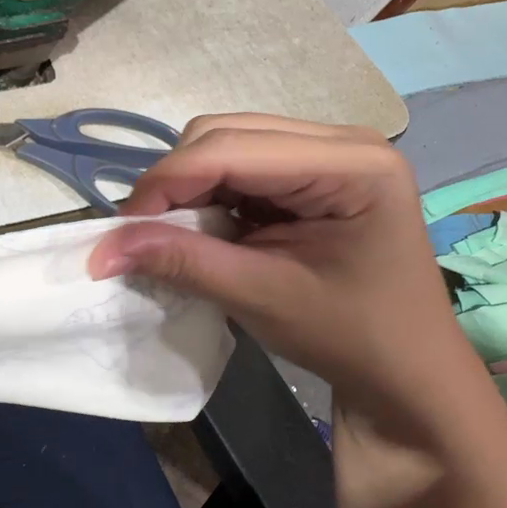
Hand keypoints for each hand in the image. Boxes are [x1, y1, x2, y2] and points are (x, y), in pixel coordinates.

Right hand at [89, 114, 485, 421]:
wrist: (406, 373)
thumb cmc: (350, 337)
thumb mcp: (261, 298)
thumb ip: (182, 262)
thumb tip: (100, 251)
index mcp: (352, 164)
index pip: (228, 148)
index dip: (164, 183)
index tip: (123, 233)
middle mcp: (342, 141)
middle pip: (221, 134)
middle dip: (173, 183)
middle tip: (146, 236)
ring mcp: (327, 152)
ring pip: (221, 143)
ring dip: (186, 187)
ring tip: (176, 235)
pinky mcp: (309, 170)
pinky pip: (235, 163)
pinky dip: (205, 193)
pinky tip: (207, 229)